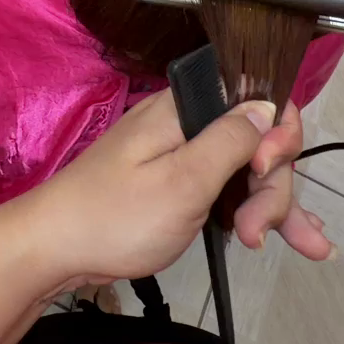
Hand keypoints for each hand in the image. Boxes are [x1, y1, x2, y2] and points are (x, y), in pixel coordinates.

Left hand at [4, 93, 332, 294]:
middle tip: (254, 232)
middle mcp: (184, 123)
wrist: (57, 246)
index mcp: (184, 110)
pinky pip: (225, 189)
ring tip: (260, 244)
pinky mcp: (176, 183)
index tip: (265, 171)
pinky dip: (252, 211)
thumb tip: (267, 103)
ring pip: (244, 169)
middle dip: (268, 185)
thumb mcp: (184, 180)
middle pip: (255, 141)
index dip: (277, 134)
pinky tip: (286, 237)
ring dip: (267, 205)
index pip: (254, 97)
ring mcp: (180, 154)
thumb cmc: (118, 215)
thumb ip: (229, 140)